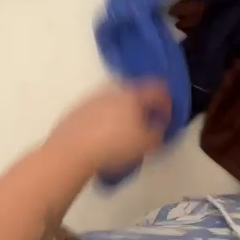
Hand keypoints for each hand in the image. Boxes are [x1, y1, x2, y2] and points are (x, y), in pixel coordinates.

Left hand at [47, 79, 172, 174]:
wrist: (72, 150)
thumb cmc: (114, 145)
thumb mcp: (147, 144)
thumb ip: (159, 133)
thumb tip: (160, 127)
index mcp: (134, 95)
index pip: (159, 89)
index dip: (168, 102)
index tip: (167, 117)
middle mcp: (114, 90)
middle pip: (136, 93)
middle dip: (144, 108)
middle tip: (146, 127)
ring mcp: (94, 98)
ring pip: (116, 101)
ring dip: (124, 114)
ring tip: (124, 135)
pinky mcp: (78, 109)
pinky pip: (99, 110)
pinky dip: (106, 119)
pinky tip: (104, 137)